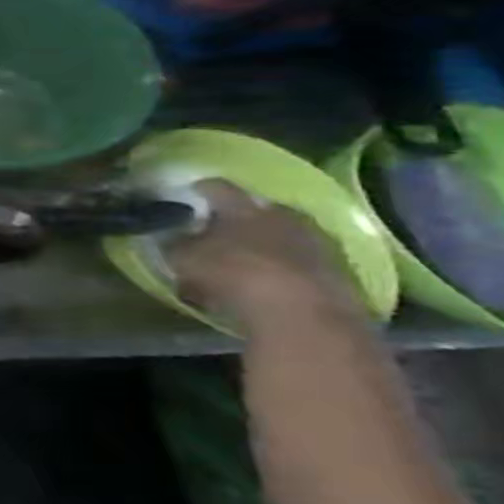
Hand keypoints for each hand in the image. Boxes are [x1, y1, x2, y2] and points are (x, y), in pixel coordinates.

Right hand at [165, 181, 363, 329]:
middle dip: (239, 219)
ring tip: (242, 261)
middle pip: (257, 210)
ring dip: (263, 246)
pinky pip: (299, 264)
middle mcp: (281, 217)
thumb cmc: (232, 274)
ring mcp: (314, 244)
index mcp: (242, 208)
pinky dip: (281, 270)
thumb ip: (175, 244)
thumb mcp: (185, 260)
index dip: (201, 189)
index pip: (217, 187)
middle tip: (219, 231)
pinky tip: (265, 284)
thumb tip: (168, 236)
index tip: (189, 193)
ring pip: (280, 237)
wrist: (303, 315)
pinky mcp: (335, 274)